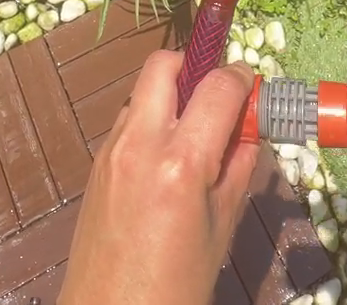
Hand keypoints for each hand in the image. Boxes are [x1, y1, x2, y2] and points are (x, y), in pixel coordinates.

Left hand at [59, 51, 258, 304]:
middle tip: (214, 97)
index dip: (240, 77)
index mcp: (180, 163)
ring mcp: (112, 148)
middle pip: (164, 64)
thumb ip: (238, 166)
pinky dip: (151, 121)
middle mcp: (141, 143)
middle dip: (193, 66)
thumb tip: (248, 126)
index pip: (217, 87)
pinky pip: (129, 120)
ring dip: (170, 95)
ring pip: (143, 90)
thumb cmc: (177, 284)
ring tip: (191, 135)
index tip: (250, 84)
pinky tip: (164, 159)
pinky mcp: (97, 161)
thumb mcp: (222, 225)